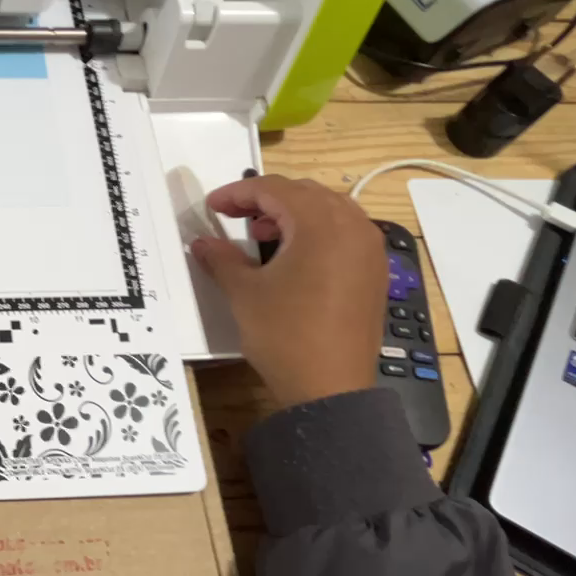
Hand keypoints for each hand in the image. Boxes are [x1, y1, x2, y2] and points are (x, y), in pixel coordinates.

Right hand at [188, 175, 387, 408]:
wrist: (328, 386)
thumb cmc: (284, 334)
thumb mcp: (244, 293)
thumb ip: (221, 259)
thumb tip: (201, 243)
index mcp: (321, 225)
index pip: (276, 190)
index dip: (239, 193)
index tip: (212, 207)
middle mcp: (353, 226)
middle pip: (306, 193)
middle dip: (266, 199)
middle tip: (233, 217)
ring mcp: (370, 248)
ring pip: (329, 210)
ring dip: (292, 213)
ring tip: (261, 234)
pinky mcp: (374, 270)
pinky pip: (344, 233)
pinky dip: (314, 232)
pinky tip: (292, 256)